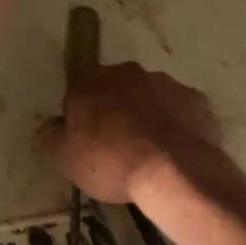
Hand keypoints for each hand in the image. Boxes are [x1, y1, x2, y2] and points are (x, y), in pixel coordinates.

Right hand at [37, 62, 238, 204]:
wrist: (173, 172)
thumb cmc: (112, 162)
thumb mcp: (66, 159)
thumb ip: (52, 136)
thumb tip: (49, 125)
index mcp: (92, 80)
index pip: (80, 89)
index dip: (83, 114)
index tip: (89, 140)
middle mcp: (127, 72)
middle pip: (117, 88)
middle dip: (117, 110)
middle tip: (120, 147)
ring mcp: (165, 83)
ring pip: (151, 97)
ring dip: (148, 115)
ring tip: (152, 153)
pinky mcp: (196, 100)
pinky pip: (181, 111)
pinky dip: (178, 125)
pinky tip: (177, 152)